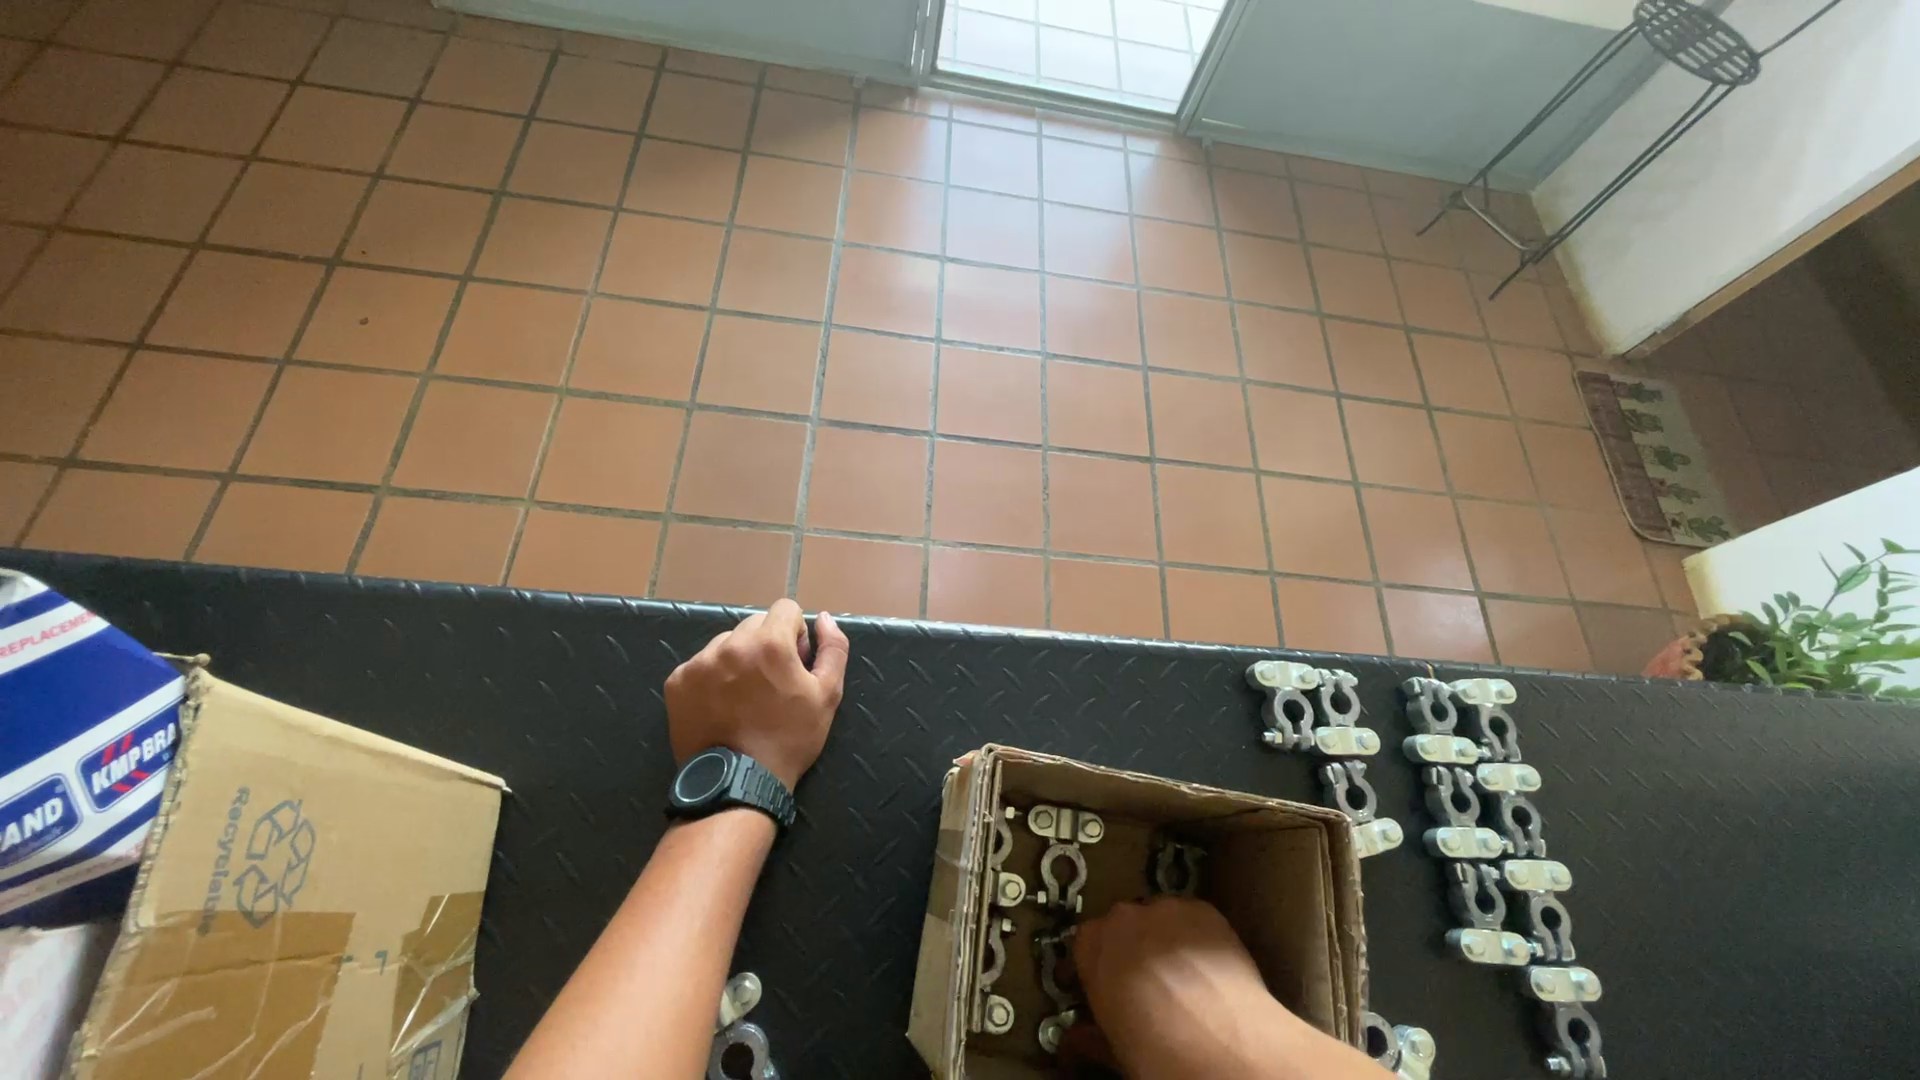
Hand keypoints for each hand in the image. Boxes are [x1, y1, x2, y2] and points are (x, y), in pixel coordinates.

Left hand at [664, 599, 849, 788]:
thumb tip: (825, 619)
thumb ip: (833, 649)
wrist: (738, 782)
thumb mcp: (827, 696)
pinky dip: (712, 678)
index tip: (795, 662)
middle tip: (771, 683)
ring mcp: (699, 662)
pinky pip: (701, 665)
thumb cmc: (790, 738)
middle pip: (755, 624)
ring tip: (744, 697)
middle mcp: (730, 644)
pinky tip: (721, 706)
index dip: (796, 633)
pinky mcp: (677, 681)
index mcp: (769, 642)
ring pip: (726, 643)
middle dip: (767, 644)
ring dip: (738, 659)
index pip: (786, 609)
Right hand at [1072, 897, 1387, 1079]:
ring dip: (1163, 938)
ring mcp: (1165, 907)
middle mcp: (1123, 917)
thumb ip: (1090, 1037)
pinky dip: (1195, 935)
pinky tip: (1208, 967)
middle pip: (1122, 925)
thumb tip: (1073, 1039)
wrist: (1222, 1043)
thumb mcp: (1115, 1051)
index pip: (1085, 943)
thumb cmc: (1157, 1052)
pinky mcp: (1203, 908)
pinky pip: (1191, 917)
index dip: (1100, 966)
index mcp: (1092, 947)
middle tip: (1148, 985)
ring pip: (1158, 918)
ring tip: (1184, 976)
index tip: (1110, 988)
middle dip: (1131, 949)